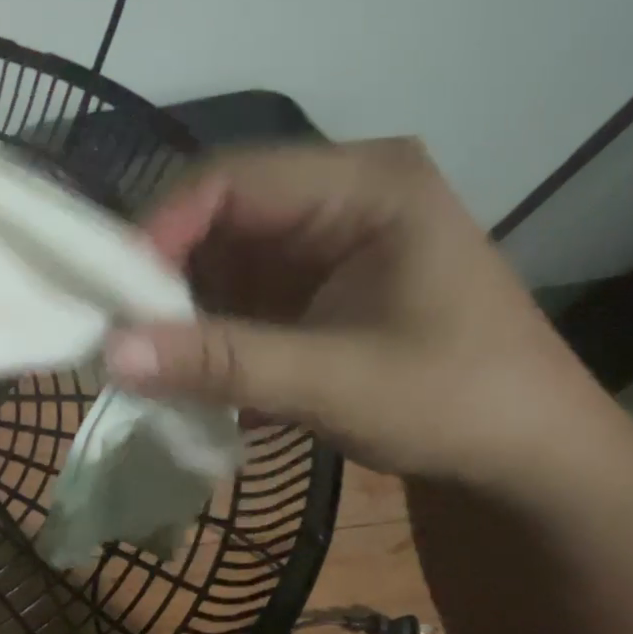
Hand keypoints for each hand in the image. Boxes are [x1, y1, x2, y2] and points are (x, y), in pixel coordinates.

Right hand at [105, 139, 618, 489]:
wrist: (522, 454)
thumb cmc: (456, 403)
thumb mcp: (335, 383)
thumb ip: (222, 363)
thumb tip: (110, 355)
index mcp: (367, 185)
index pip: (232, 179)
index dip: (160, 230)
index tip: (111, 300)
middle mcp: (338, 196)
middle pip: (215, 213)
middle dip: (161, 274)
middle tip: (116, 335)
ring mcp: (319, 241)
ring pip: (213, 257)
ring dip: (175, 309)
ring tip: (144, 362)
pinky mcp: (305, 285)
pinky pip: (228, 292)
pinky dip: (199, 331)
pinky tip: (185, 373)